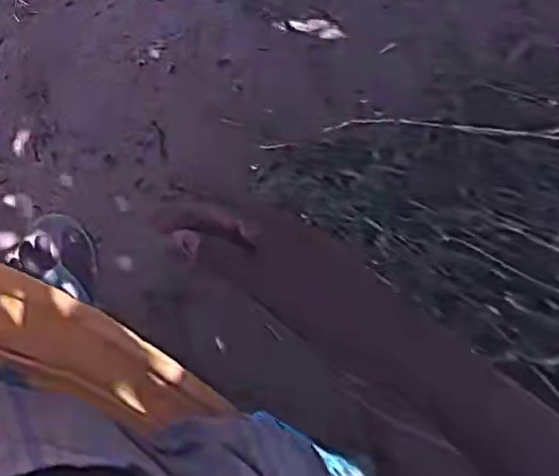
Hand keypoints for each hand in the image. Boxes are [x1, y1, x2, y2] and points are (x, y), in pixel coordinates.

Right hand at [157, 196, 558, 475]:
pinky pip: (264, 249)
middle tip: (161, 228)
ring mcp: (307, 248)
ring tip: (189, 245)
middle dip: (193, 217)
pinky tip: (236, 266)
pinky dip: (238, 250)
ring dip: (215, 234)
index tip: (148, 218)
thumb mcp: (264, 286)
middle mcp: (286, 228)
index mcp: (270, 224)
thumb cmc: (328, 313)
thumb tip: (175, 234)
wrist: (411, 353)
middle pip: (229, 214)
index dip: (178, 209)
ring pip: (247, 232)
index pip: (212, 205)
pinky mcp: (320, 271)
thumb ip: (218, 257)